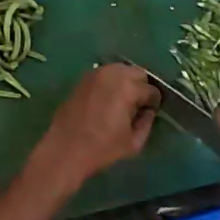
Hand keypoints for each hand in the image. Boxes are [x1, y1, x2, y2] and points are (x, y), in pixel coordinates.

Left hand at [28, 64, 160, 190]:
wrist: (65, 150)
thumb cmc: (102, 149)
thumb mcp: (133, 143)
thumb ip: (146, 123)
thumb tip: (148, 112)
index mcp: (128, 88)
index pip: (151, 90)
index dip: (153, 103)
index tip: (150, 113)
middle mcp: (113, 74)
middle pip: (137, 73)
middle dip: (141, 87)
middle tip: (137, 105)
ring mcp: (95, 74)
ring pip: (120, 70)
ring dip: (126, 82)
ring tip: (123, 101)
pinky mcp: (83, 79)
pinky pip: (104, 74)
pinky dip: (111, 82)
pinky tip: (107, 99)